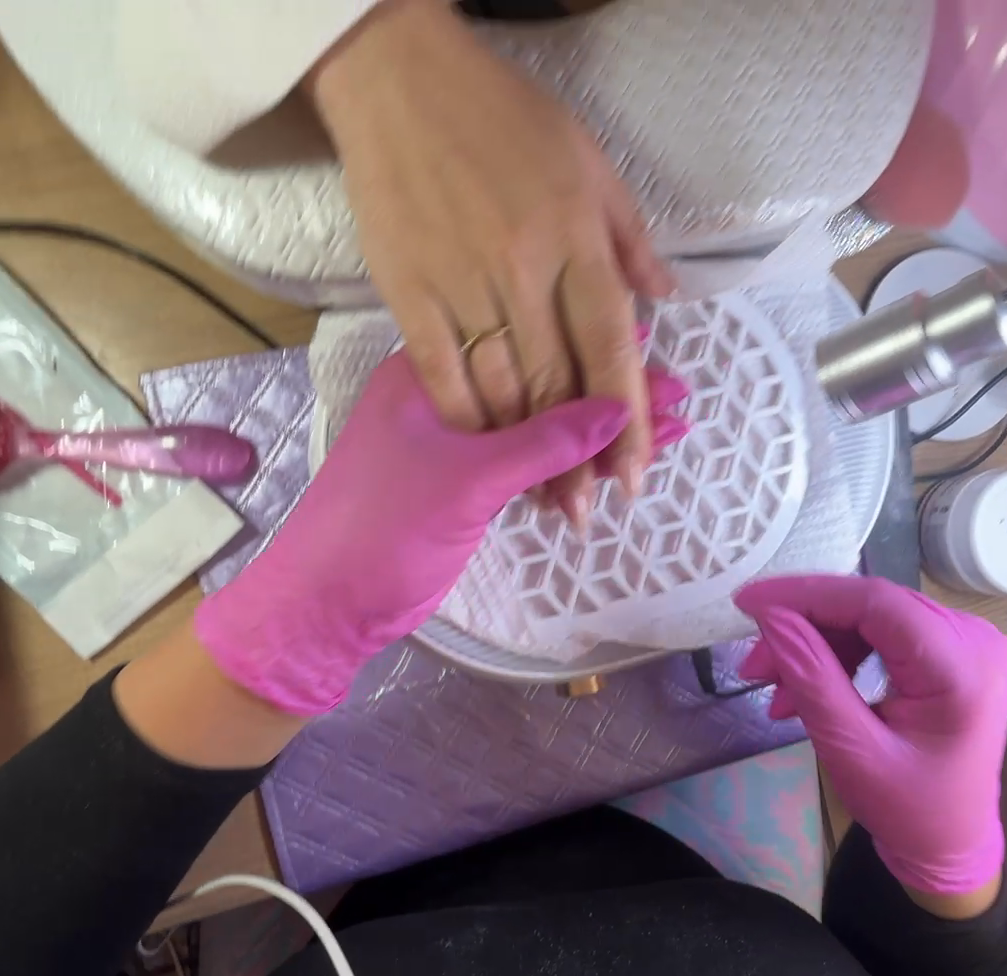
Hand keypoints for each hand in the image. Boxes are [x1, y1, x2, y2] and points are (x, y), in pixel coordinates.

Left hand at [196, 351, 688, 716]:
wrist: (328, 603)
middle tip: (677, 399)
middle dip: (611, 394)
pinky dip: (571, 465)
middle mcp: (449, 394)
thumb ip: (541, 443)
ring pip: (541, 425)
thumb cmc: (382, 529)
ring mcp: (459, 440)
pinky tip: (614, 464)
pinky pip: (529, 462)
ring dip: (599, 432)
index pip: (526, 342)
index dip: (592, 350)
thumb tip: (620, 409)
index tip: (654, 353)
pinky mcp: (468, 481)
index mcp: (433, 370)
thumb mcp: (465, 481)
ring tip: (670, 429)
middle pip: (543, 382)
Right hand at [307, 0, 676, 522]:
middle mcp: (525, 272)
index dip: (624, 421)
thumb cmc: (505, 120)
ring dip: (522, 456)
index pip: (610, 349)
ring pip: (501, 390)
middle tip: (583, 514)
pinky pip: (442, 375)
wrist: (399, 83)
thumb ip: (630, 240)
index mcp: (576, 241)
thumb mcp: (591, 164)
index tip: (631, 478)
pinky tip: (482, 456)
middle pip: (556, 386)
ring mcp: (462, 286)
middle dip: (573, 460)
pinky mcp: (409, 294)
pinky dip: (466, 421)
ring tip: (538, 502)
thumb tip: (667, 303)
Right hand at [734, 575, 1006, 897]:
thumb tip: (770, 617)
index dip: (806, 595)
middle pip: (870, 607)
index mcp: (964, 668)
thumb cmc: (907, 810)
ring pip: (868, 618)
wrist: (950, 848)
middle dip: (803, 627)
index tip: (748, 602)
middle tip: (754, 663)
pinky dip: (835, 655)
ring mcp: (966, 644)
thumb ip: (811, 677)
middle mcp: (976, 640)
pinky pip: (880, 634)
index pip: (875, 603)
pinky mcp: (950, 652)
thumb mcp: (851, 750)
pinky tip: (801, 688)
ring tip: (771, 684)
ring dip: (813, 644)